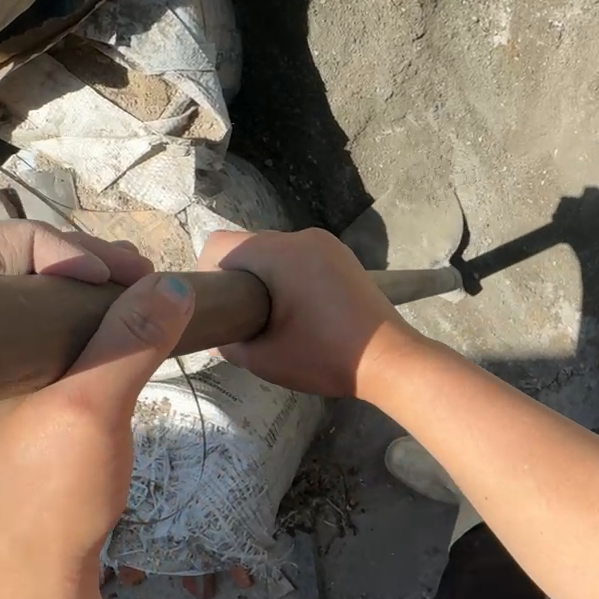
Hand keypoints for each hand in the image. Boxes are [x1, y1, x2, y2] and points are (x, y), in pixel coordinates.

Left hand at [0, 222, 190, 598]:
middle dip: (60, 264)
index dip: (38, 247)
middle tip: (131, 281)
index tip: (108, 278)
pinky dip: (56, 331)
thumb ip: (132, 342)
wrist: (25, 595)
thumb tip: (173, 285)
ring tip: (130, 304)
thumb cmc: (40, 510)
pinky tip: (103, 341)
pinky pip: (5, 345)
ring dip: (64, 297)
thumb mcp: (92, 416)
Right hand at [197, 228, 424, 398]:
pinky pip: (303, 260)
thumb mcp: (263, 358)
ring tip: (275, 319)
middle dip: (240, 281)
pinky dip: (293, 280)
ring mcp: (330, 246)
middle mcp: (305, 237)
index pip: (220, 246)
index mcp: (281, 252)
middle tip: (245, 321)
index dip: (207, 277)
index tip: (219, 311)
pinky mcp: (346, 259)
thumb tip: (221, 332)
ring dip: (268, 281)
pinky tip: (302, 313)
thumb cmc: (326, 357)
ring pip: (278, 254)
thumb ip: (228, 341)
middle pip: (251, 248)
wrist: (390, 361)